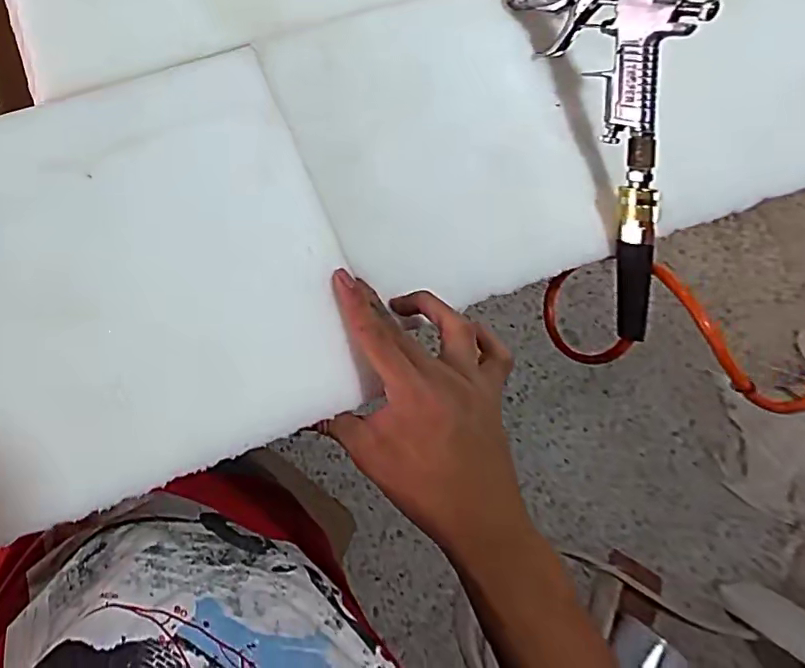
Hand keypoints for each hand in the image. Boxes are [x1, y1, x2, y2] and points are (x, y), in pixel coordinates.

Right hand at [323, 270, 528, 553]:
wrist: (484, 524)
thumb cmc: (426, 491)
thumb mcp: (369, 456)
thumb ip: (338, 425)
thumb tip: (310, 413)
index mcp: (412, 390)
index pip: (376, 337)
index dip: (356, 305)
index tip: (344, 279)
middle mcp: (445, 379)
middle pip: (405, 328)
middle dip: (377, 302)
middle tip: (357, 286)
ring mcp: (473, 385)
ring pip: (457, 327)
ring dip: (430, 308)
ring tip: (406, 306)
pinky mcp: (491, 397)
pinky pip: (495, 356)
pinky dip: (480, 337)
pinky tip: (462, 334)